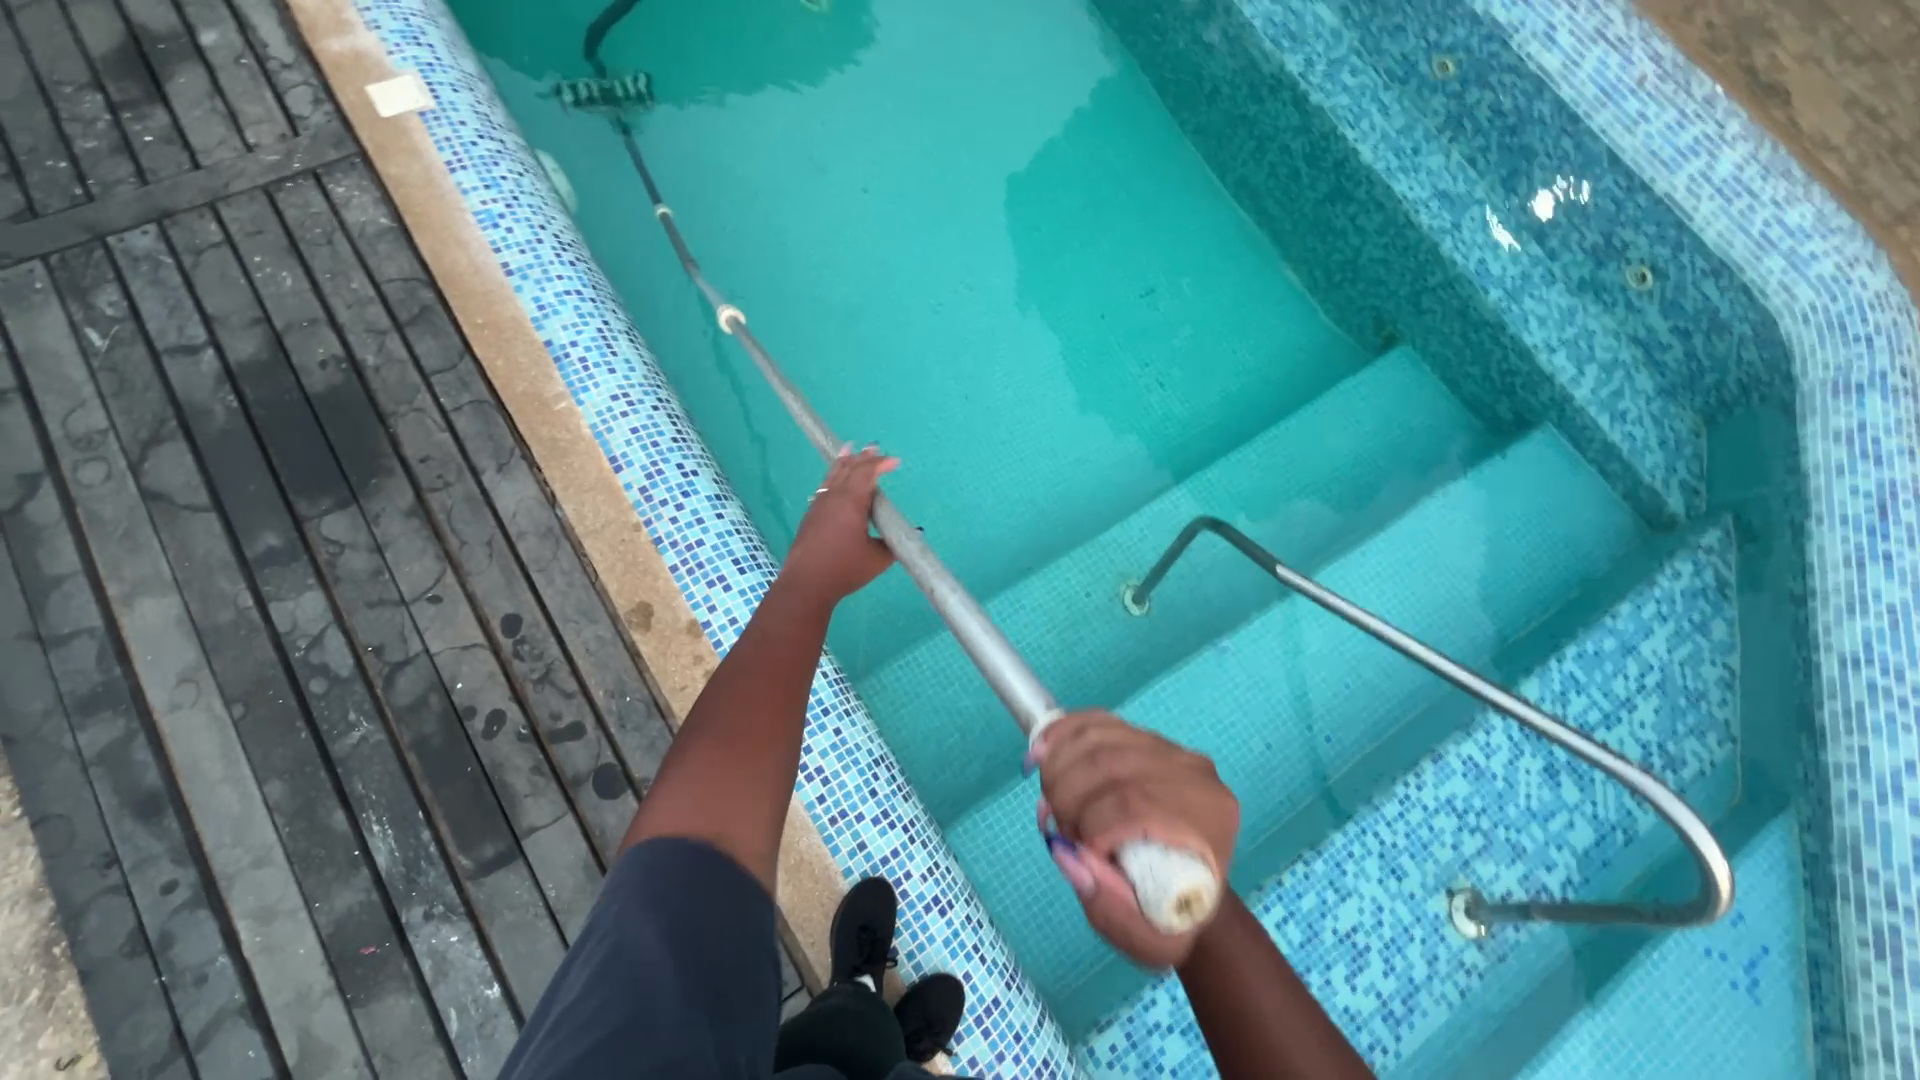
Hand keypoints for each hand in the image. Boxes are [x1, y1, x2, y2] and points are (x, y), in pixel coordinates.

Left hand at [779, 446, 897, 605]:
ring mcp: (818, 506)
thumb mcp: (878, 559)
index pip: (867, 473)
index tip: (895, 461)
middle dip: (862, 457)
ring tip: (848, 450)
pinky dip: (833, 478)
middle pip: (848, 468)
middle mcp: (833, 497)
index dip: (881, 463)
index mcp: (851, 501)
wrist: (806, 583)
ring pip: (832, 476)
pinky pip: (824, 488)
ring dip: (843, 462)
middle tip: (872, 447)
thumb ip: (893, 544)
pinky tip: (834, 483)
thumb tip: (911, 534)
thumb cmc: (844, 569)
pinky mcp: (810, 517)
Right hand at [1033, 711, 1237, 968]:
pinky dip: (1063, 733)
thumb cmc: (1168, 916)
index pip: (1134, 803)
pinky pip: (1099, 722)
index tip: (1078, 851)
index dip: (1090, 825)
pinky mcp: (1147, 739)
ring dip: (1058, 766)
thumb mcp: (1145, 938)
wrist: (1189, 890)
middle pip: (1110, 764)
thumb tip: (1070, 854)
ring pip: (1099, 738)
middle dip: (1066, 795)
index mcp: (1204, 821)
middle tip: (1057, 826)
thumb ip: (1108, 905)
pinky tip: (1042, 750)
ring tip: (1052, 801)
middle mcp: (1194, 775)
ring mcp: (1172, 751)